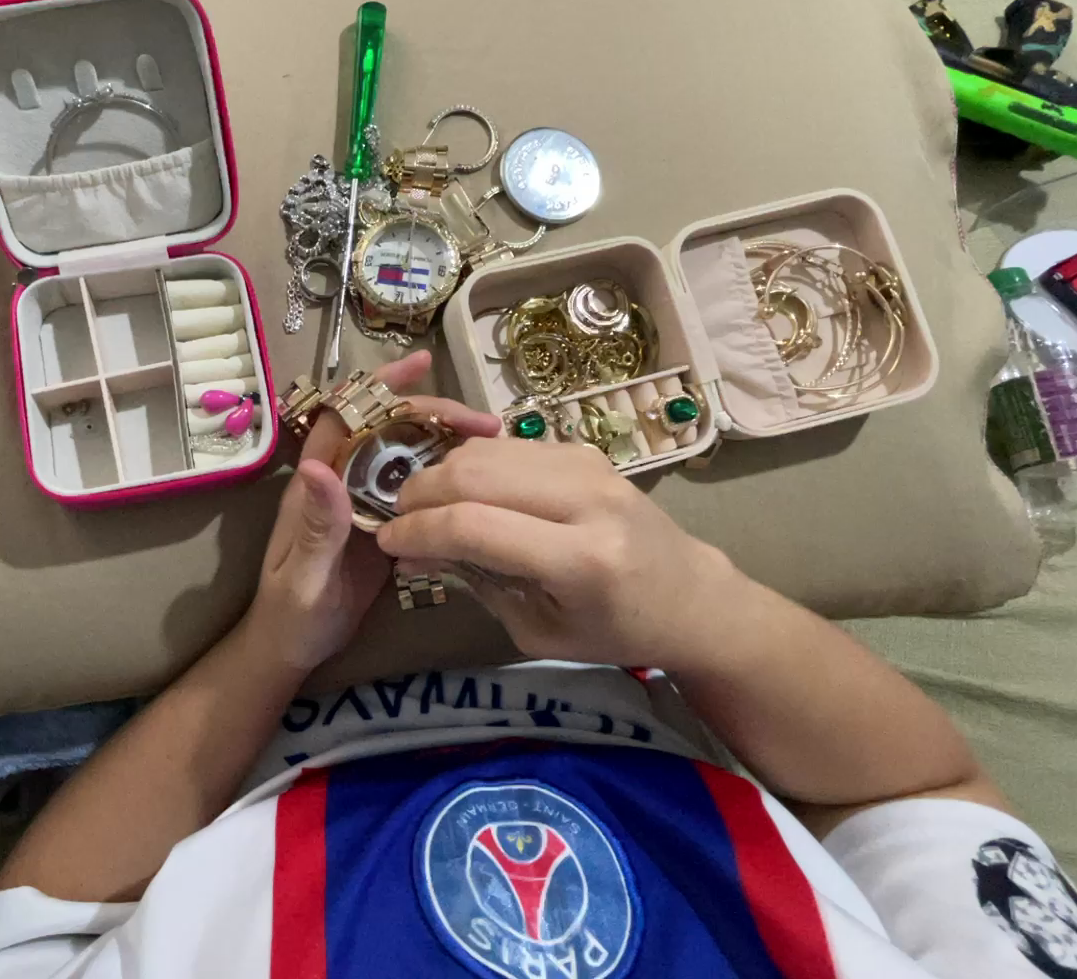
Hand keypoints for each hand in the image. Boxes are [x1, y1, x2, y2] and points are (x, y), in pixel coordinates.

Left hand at [241, 351, 500, 669]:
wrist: (293, 648)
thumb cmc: (290, 614)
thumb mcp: (303, 575)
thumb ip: (316, 527)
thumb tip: (317, 466)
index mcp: (317, 484)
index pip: (346, 417)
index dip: (379, 386)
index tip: (422, 364)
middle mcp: (343, 483)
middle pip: (386, 430)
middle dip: (431, 415)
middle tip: (484, 424)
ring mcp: (366, 503)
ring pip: (406, 457)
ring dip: (445, 444)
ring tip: (494, 446)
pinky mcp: (386, 527)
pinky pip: (418, 492)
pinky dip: (448, 481)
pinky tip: (481, 485)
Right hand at [376, 437, 751, 670]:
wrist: (690, 596)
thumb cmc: (614, 630)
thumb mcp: (536, 629)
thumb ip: (473, 582)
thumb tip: (409, 552)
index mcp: (581, 561)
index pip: (474, 526)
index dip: (417, 530)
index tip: (386, 541)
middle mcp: (587, 500)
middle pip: (473, 475)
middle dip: (419, 493)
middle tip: (398, 520)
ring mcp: (588, 465)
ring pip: (483, 451)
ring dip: (440, 474)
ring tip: (425, 506)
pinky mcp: (583, 449)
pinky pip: (505, 446)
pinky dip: (470, 466)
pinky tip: (464, 493)